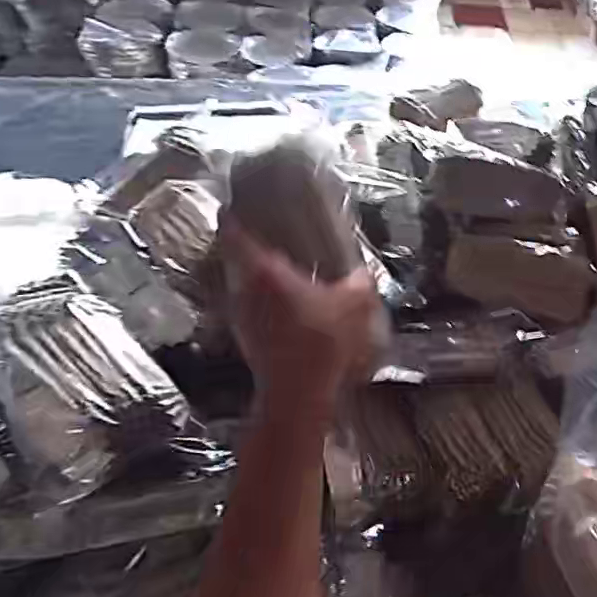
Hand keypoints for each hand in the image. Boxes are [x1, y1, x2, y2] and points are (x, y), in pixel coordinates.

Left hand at [221, 219, 387, 405]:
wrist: (300, 392)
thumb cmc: (324, 342)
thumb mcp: (356, 304)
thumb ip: (359, 282)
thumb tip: (361, 274)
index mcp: (267, 271)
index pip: (235, 232)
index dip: (235, 214)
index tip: (239, 204)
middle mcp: (245, 288)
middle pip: (240, 258)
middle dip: (257, 249)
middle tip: (275, 240)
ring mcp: (241, 314)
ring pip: (247, 285)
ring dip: (263, 279)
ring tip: (288, 276)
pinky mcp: (246, 337)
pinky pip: (254, 309)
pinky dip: (268, 304)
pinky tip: (292, 311)